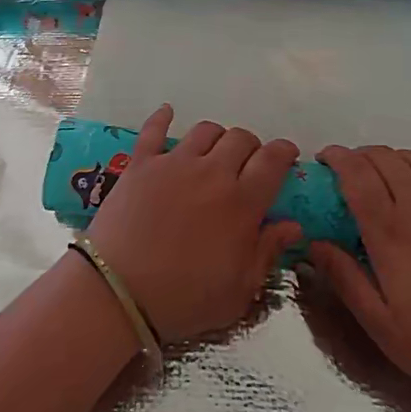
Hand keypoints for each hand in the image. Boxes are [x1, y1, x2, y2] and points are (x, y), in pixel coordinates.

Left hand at [84, 105, 302, 341]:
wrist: (118, 293)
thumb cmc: (184, 299)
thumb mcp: (238, 291)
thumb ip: (267, 252)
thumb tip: (292, 224)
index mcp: (242, 203)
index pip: (273, 160)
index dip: (284, 152)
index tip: (287, 156)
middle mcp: (212, 173)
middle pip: (241, 138)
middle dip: (251, 147)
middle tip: (247, 166)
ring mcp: (174, 164)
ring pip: (205, 130)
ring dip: (217, 138)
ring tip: (213, 153)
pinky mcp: (141, 164)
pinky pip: (154, 130)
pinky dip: (163, 118)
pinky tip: (168, 112)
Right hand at [308, 146, 410, 411]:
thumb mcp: (385, 329)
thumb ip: (346, 280)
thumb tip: (313, 244)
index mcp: (393, 234)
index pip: (357, 176)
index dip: (338, 159)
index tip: (325, 159)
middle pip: (387, 160)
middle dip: (362, 156)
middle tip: (352, 172)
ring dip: (398, 158)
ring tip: (389, 175)